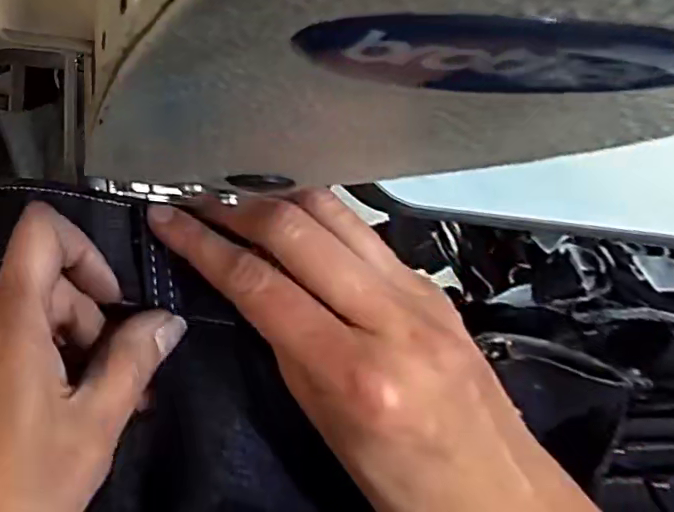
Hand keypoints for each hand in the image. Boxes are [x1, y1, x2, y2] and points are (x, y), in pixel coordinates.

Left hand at [0, 202, 186, 511]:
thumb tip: (167, 322)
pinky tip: (63, 401)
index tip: (112, 301)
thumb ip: (133, 362)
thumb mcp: (90, 426)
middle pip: (48, 275)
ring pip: (33, 302)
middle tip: (121, 379)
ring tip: (98, 401)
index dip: (85, 249)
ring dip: (71, 341)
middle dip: (90, 319)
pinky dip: (42, 348)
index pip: (43, 226)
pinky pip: (10, 323)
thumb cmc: (16, 484)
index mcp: (8, 306)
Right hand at [148, 192, 597, 511]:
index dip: (201, 244)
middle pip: (291, 230)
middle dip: (229, 205)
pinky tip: (287, 210)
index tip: (165, 220)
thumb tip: (242, 278)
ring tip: (230, 193)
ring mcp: (417, 291)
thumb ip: (282, 341)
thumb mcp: (322, 422)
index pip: (258, 284)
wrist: (507, 503)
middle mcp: (391, 318)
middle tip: (190, 198)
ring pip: (328, 210)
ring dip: (269, 193)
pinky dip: (311, 208)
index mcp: (357, 373)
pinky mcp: (429, 281)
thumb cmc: (404, 483)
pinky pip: (358, 226)